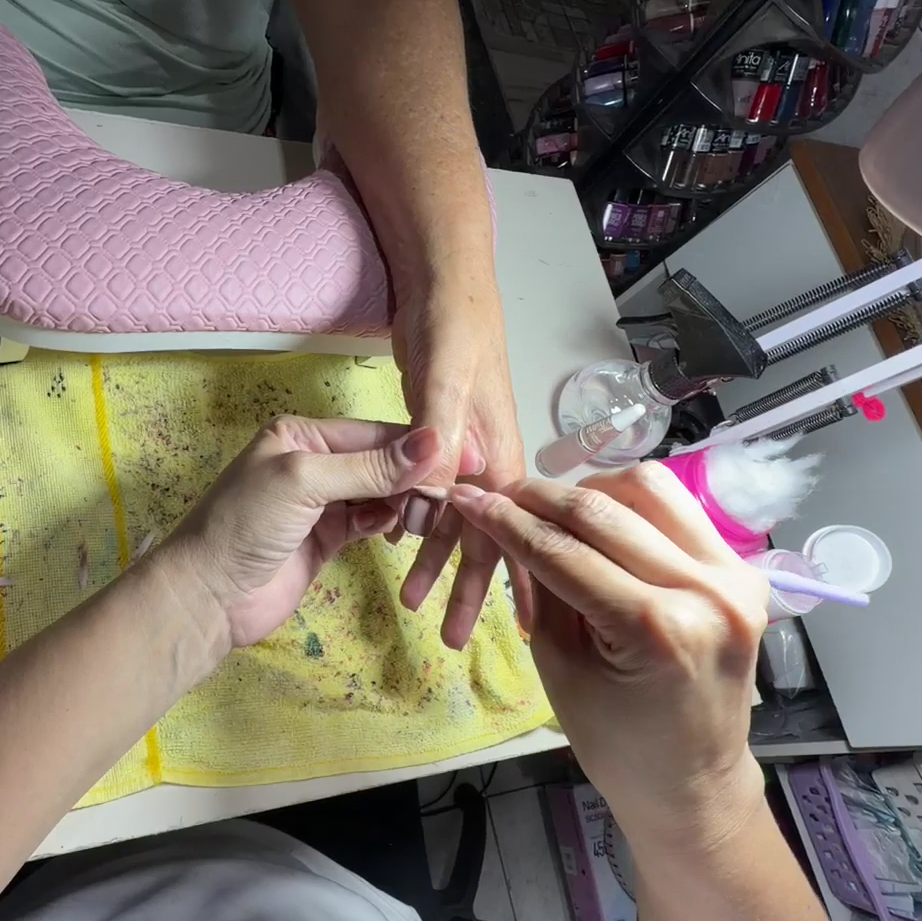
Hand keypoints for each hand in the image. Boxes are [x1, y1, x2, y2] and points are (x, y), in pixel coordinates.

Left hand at [158, 416, 444, 648]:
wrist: (209, 595)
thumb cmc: (246, 524)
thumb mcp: (305, 482)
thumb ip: (370, 466)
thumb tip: (434, 442)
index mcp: (300, 434)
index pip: (371, 432)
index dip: (415, 445)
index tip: (461, 457)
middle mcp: (312, 462)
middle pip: (378, 461)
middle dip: (412, 476)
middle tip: (451, 493)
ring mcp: (319, 503)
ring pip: (377, 492)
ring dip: (402, 501)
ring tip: (426, 514)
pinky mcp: (325, 538)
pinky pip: (367, 522)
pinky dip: (385, 523)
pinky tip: (398, 528)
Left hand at [392, 284, 533, 646]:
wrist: (438, 284)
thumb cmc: (451, 325)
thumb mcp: (436, 385)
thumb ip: (426, 440)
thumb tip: (443, 494)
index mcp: (484, 447)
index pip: (504, 524)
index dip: (512, 573)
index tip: (527, 622)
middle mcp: (469, 453)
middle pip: (472, 530)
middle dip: (466, 582)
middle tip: (454, 636)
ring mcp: (440, 449)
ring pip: (440, 516)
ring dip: (432, 558)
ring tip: (416, 602)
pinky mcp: (416, 441)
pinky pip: (412, 493)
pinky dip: (408, 522)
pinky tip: (394, 542)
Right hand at [447, 463, 770, 845]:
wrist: (691, 779)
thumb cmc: (613, 738)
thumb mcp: (557, 661)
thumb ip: (539, 582)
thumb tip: (508, 520)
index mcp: (655, 629)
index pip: (561, 551)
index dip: (506, 521)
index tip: (467, 499)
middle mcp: (705, 591)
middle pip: (601, 510)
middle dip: (537, 497)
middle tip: (499, 496)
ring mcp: (735, 575)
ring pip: (647, 488)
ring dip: (590, 490)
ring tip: (556, 512)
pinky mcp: (743, 569)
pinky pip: (676, 509)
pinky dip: (630, 504)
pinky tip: (601, 522)